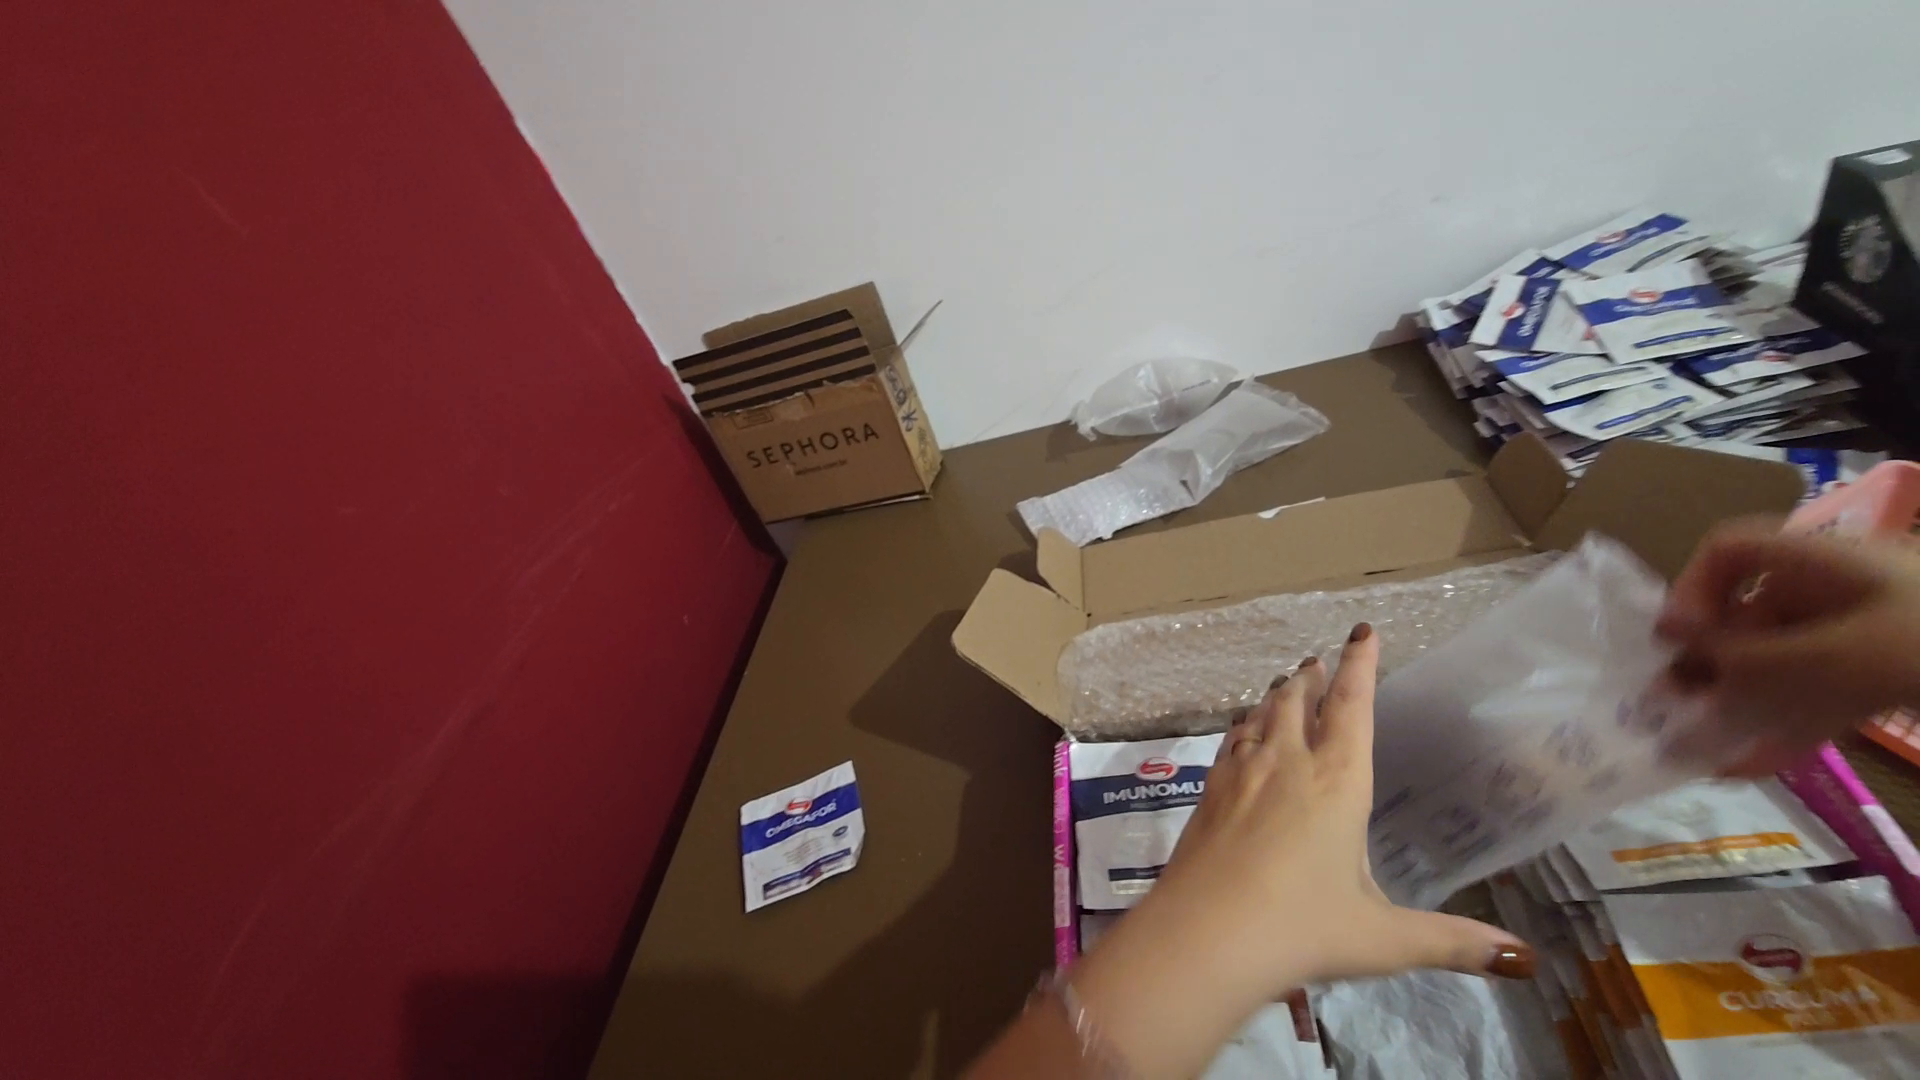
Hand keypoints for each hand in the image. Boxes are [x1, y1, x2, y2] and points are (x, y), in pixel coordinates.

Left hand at [1055, 623, 1532, 1077]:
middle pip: (1298, 699)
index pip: (1352, 706)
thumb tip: (1522, 960)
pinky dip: (1244, 724)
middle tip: (1318, 661)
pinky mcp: (1208, 788)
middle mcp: (1287, 761)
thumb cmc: (1301, 928)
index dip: (1360, 664)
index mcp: (1336, 780)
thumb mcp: (1383, 938)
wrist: (1205, 930)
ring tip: (1285, 682)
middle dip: (1312, 676)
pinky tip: (1244, 729)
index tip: (1361, 631)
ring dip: (1276, 694)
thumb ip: (1450, 942)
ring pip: (1261, 714)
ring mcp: (1241, 771)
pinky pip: (1231, 740)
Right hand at [1658, 519, 1919, 774]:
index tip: (1675, 639)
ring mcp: (1871, 636)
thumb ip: (1753, 656)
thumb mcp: (1846, 656)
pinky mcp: (1894, 678)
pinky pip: (1822, 696)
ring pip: (1782, 662)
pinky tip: (1753, 763)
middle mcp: (1841, 590)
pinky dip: (1785, 725)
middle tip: (1671, 704)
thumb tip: (1675, 649)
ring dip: (1737, 703)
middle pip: (1750, 613)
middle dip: (1707, 662)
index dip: (1690, 587)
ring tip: (1701, 745)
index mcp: (1829, 561)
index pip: (1730, 551)